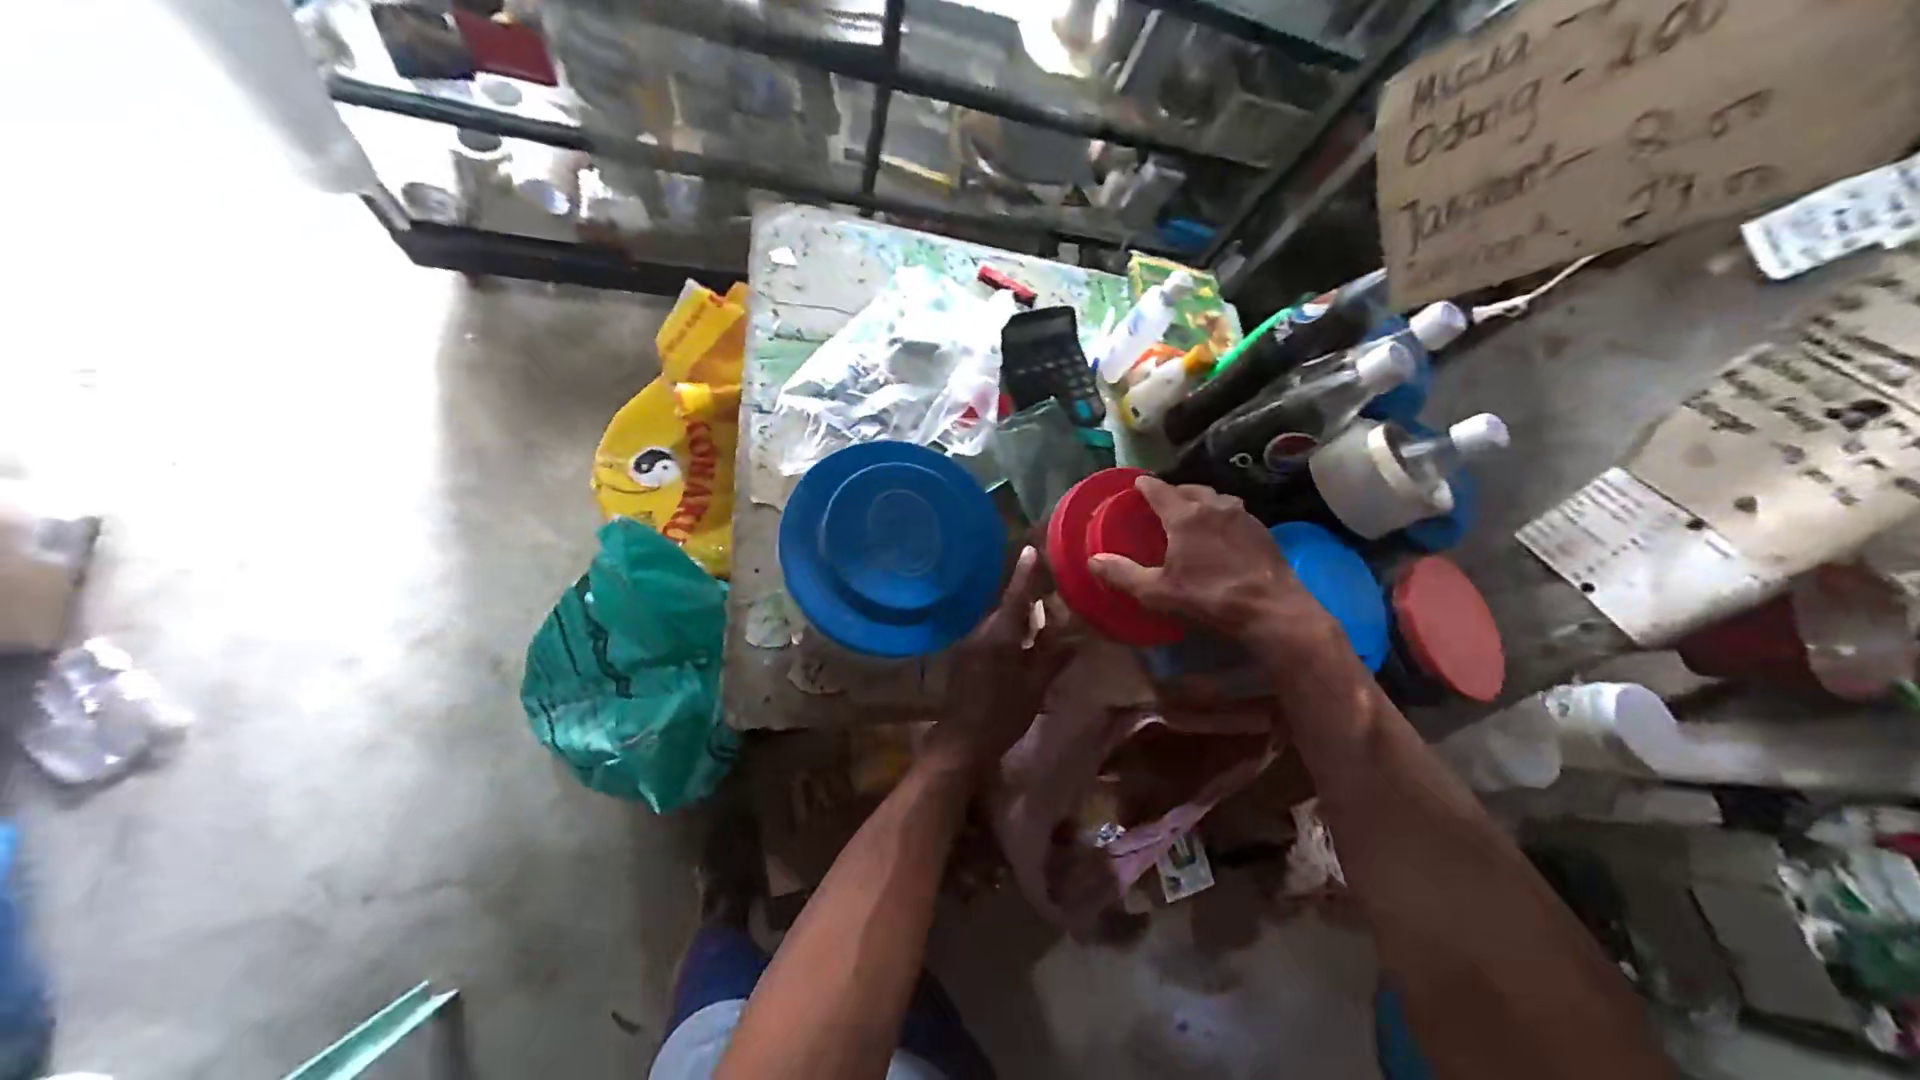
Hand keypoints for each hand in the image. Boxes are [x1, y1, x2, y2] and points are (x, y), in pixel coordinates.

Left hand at [921, 546, 1072, 777]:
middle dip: (1026, 597)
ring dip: (1015, 617)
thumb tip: (1076, 639)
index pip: (1015, 596)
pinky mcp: (964, 657)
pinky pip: (988, 635)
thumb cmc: (1002, 715)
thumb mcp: (1034, 688)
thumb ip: (1052, 659)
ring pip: (996, 621)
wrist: (961, 741)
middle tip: (1049, 590)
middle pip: (1006, 607)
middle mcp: (980, 632)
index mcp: (999, 635)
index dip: (1025, 573)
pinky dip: (1005, 632)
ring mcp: (969, 644)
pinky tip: (1018, 642)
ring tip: (1038, 615)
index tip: (1032, 550)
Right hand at [1087, 477, 1341, 649]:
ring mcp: (1243, 515)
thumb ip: (1123, 574)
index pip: (1158, 489)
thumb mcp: (1157, 592)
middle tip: (1162, 504)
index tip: (1137, 484)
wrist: (1271, 609)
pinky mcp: (1262, 530)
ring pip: (1215, 499)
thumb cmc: (1209, 597)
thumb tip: (1093, 560)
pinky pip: (1234, 513)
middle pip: (1189, 489)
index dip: (1144, 485)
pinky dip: (1221, 516)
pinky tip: (1220, 535)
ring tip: (1191, 516)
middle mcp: (1214, 506)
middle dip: (1173, 492)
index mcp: (1185, 516)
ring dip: (1200, 502)